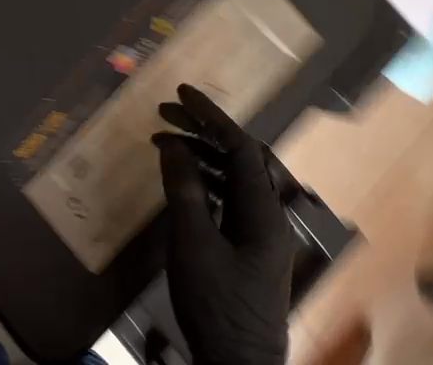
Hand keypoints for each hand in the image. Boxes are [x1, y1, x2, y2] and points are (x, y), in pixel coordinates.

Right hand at [152, 85, 296, 364]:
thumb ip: (184, 189)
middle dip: (205, 130)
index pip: (243, 148)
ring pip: (235, 177)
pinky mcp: (248, 247)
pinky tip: (179, 176)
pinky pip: (229, 197)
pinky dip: (204, 178)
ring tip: (162, 141)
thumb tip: (173, 145)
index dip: (212, 116)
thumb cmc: (215, 302)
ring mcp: (261, 233)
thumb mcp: (192, 243)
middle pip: (242, 158)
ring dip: (201, 153)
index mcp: (265, 213)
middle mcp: (269, 217)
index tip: (182, 93)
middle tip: (165, 112)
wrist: (237, 362)